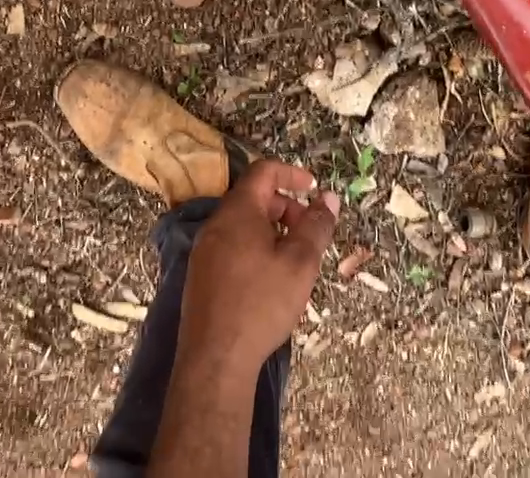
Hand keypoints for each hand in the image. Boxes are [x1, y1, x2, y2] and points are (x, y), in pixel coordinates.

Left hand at [177, 159, 338, 374]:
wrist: (215, 359)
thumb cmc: (261, 304)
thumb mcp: (300, 263)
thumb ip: (316, 226)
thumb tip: (329, 197)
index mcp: (237, 212)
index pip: (263, 171)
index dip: (291, 173)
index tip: (313, 188)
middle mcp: (215, 224)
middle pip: (253, 197)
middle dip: (286, 207)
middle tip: (309, 233)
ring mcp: (204, 251)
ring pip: (243, 225)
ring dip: (272, 230)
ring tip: (294, 260)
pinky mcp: (201, 276)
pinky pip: (232, 246)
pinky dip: (255, 248)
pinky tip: (270, 280)